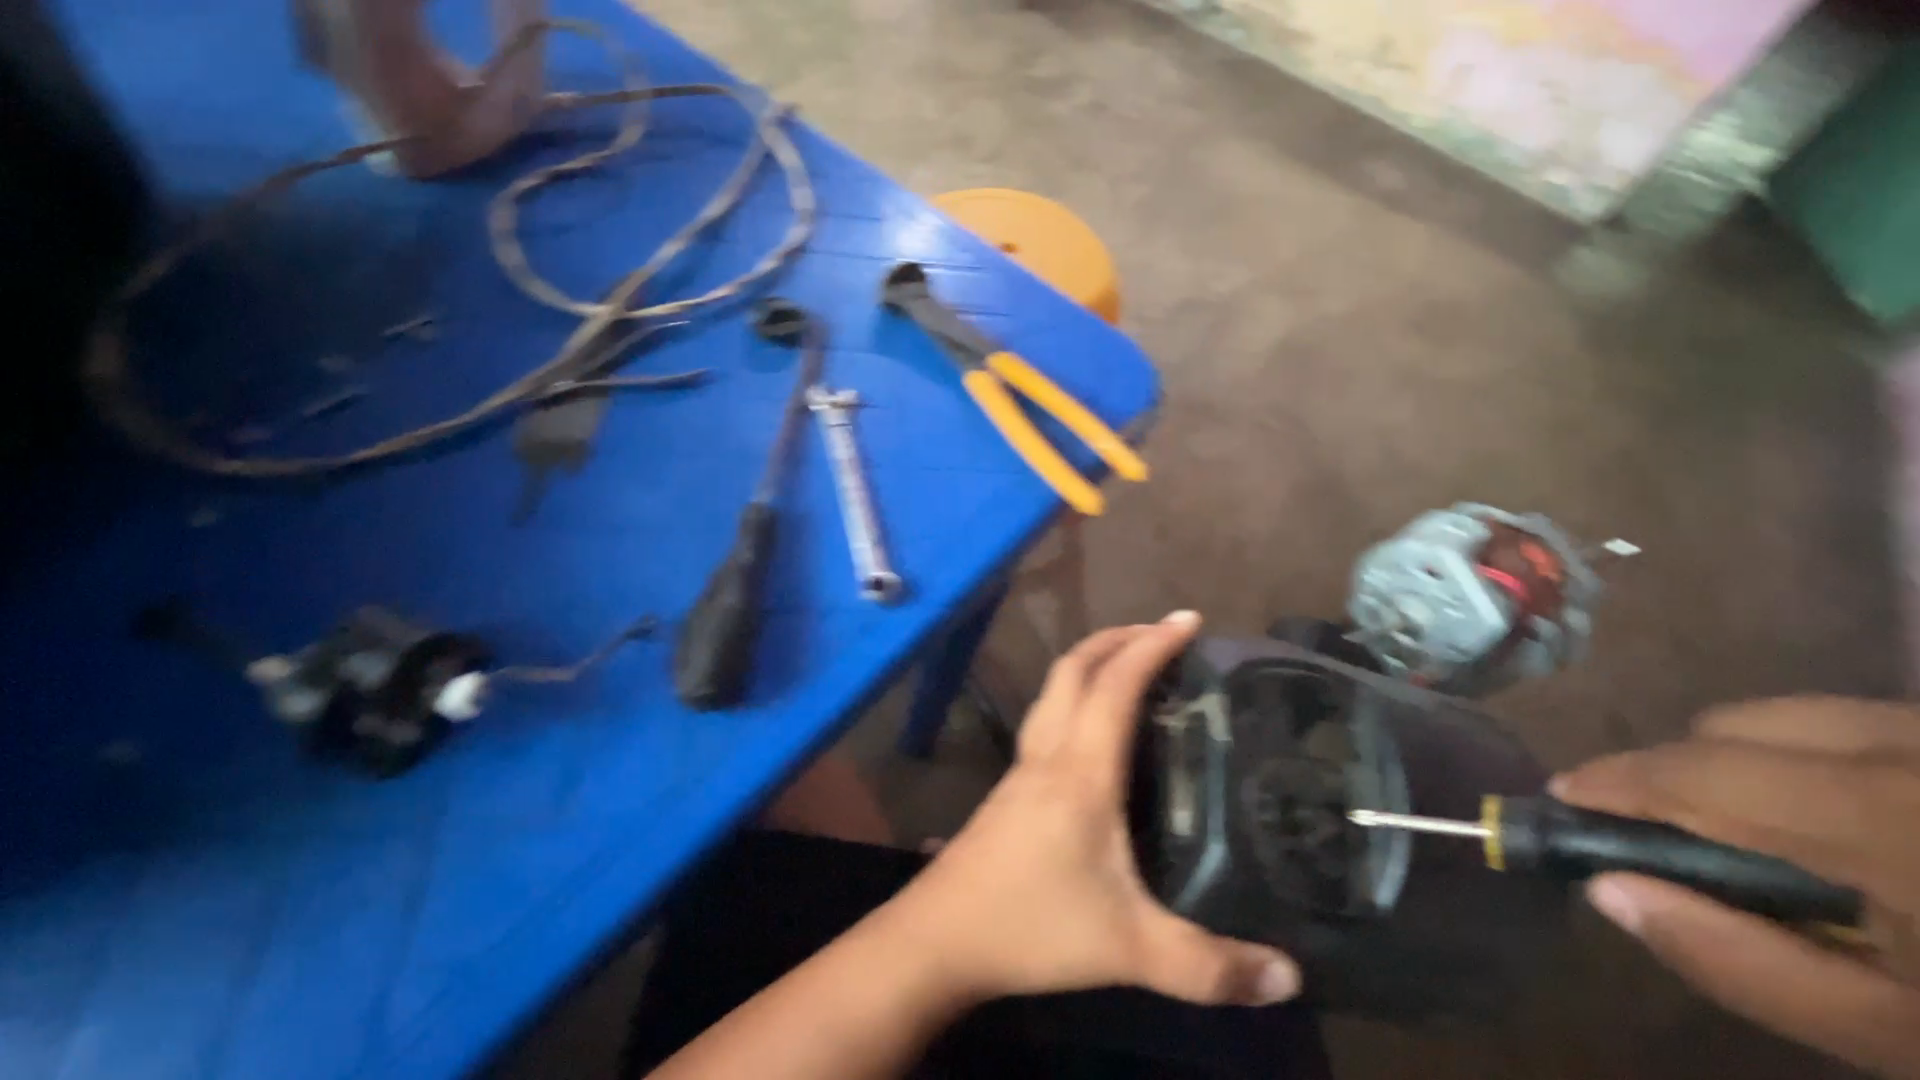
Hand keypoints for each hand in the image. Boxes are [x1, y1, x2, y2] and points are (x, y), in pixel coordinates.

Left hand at [881, 612, 1299, 1006]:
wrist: (937, 940)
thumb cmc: (1032, 927)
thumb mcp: (1130, 950)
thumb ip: (1209, 967)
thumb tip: (1291, 979)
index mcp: (1080, 773)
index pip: (1116, 686)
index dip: (1151, 646)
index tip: (1188, 620)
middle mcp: (1047, 757)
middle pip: (1073, 671)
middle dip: (1116, 639)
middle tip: (1160, 633)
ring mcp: (1020, 773)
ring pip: (1052, 694)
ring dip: (1089, 667)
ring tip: (1129, 671)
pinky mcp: (1007, 795)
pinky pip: (1044, 724)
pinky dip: (1073, 703)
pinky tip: (1092, 740)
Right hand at [1553, 697, 1919, 1077]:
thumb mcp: (1903, 1039)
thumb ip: (1741, 961)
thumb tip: (1610, 890)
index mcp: (1886, 821)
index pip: (1699, 774)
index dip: (1616, 780)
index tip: (1560, 795)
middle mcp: (1915, 753)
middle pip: (1742, 724)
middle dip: (1684, 769)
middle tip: (1677, 837)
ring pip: (1806, 715)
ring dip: (1752, 761)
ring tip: (1774, 837)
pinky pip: (1872, 725)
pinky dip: (1825, 760)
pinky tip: (1867, 830)